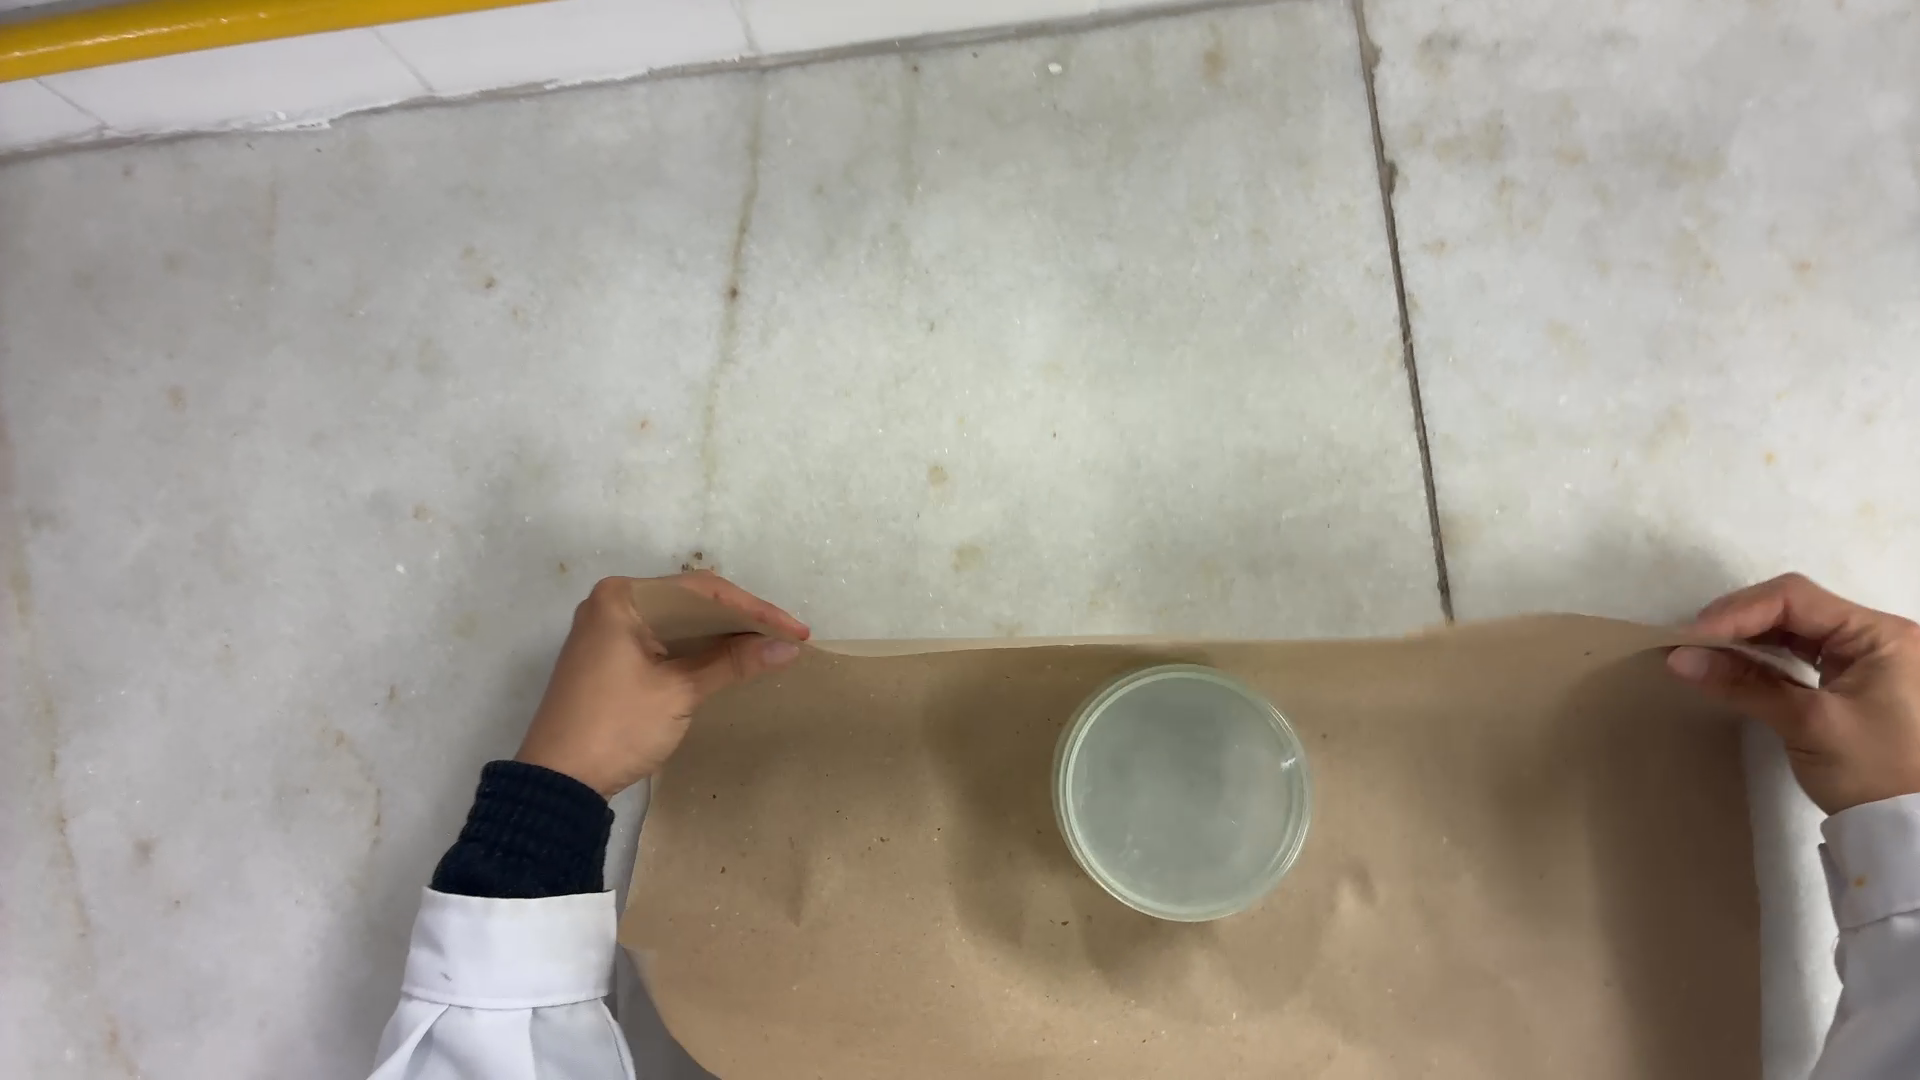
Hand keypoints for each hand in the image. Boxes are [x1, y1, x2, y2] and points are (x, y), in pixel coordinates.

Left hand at [514, 572, 807, 796]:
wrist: (556, 783)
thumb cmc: (618, 727)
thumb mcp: (681, 691)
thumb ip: (735, 661)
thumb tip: (788, 647)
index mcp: (625, 598)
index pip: (705, 592)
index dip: (756, 610)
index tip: (795, 631)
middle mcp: (615, 602)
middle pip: (694, 601)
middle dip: (742, 619)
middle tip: (786, 637)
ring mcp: (610, 627)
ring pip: (682, 620)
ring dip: (723, 634)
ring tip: (768, 645)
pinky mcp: (612, 652)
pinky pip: (666, 637)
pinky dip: (699, 647)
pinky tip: (731, 657)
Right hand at [1667, 573, 1919, 813]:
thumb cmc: (1880, 769)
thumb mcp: (1807, 723)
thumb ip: (1742, 683)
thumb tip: (1676, 657)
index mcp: (1884, 636)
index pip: (1793, 598)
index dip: (1735, 611)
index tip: (1690, 639)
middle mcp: (1881, 637)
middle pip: (1789, 606)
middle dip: (1733, 622)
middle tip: (1689, 647)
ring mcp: (1869, 657)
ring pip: (1789, 627)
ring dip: (1742, 638)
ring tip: (1703, 656)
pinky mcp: (1853, 678)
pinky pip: (1797, 650)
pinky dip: (1759, 654)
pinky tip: (1733, 667)